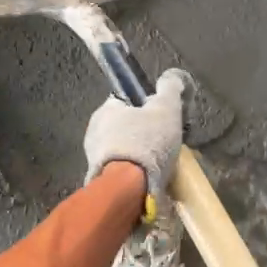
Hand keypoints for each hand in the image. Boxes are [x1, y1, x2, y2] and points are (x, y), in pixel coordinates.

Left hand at [83, 68, 190, 208]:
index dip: (145, 107)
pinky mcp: (98, 181)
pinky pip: (119, 171)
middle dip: (142, 134)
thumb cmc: (147, 142)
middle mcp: (93, 131)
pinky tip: (148, 180)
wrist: (128, 190)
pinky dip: (132, 173)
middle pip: (124, 126)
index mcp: (105, 110)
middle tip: (163, 144)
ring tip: (158, 166)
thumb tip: (173, 76)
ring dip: (137, 155)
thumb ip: (170, 89)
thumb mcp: (166, 109)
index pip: (126, 101)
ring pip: (121, 150)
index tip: (161, 118)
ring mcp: (93, 158)